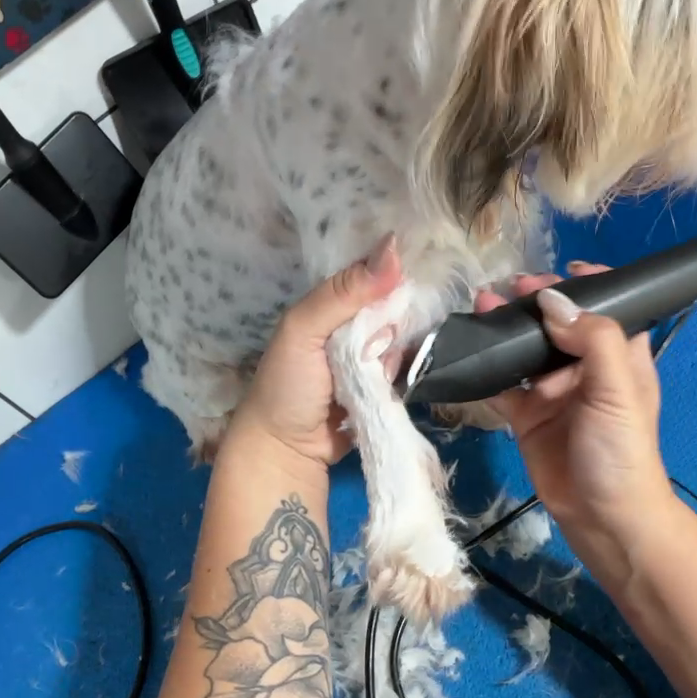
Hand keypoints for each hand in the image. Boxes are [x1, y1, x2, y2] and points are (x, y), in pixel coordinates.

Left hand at [226, 236, 402, 469]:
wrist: (287, 449)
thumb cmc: (287, 385)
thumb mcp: (305, 329)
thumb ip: (345, 292)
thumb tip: (394, 248)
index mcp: (330, 305)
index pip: (372, 274)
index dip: (393, 273)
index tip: (409, 279)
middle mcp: (351, 327)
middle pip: (394, 308)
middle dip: (393, 324)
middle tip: (371, 348)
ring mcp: (368, 359)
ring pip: (403, 341)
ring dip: (396, 355)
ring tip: (373, 374)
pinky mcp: (382, 388)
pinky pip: (405, 372)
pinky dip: (402, 377)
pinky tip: (386, 386)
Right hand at [484, 262, 673, 557]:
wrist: (602, 514)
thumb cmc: (620, 448)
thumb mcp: (617, 387)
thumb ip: (592, 338)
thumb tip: (550, 300)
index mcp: (619, 355)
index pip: (605, 307)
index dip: (584, 286)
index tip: (557, 272)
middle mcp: (586, 368)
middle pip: (557, 324)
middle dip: (533, 303)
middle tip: (508, 289)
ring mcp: (553, 393)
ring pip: (526, 351)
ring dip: (506, 330)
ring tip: (481, 308)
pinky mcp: (528, 417)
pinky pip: (504, 387)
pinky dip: (487, 371)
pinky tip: (468, 353)